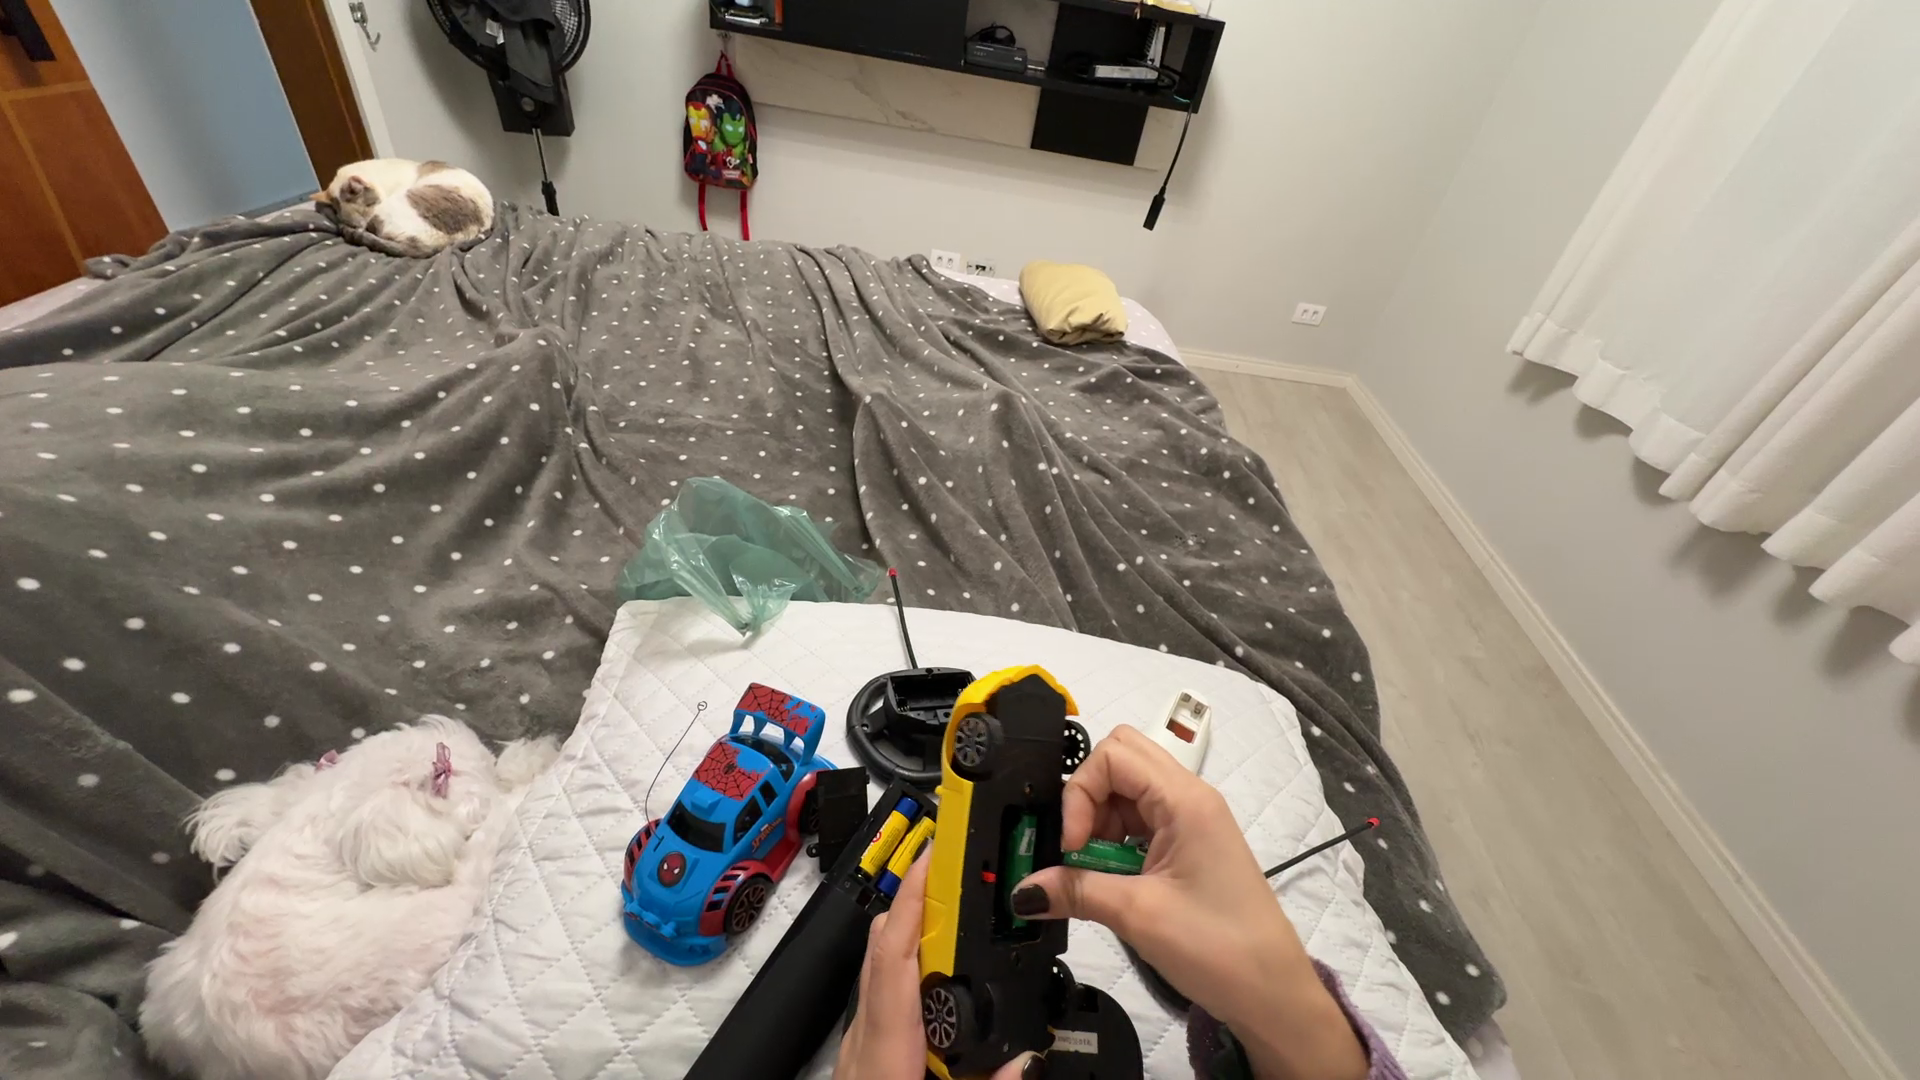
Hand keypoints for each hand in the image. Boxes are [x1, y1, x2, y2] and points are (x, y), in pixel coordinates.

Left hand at [835, 855, 1041, 1079]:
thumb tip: (1027, 1056)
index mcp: (883, 1052)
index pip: (893, 954)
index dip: (911, 897)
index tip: (934, 855)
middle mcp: (865, 1036)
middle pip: (885, 942)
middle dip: (921, 898)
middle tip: (963, 868)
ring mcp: (860, 1040)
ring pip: (882, 960)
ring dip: (918, 927)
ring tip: (962, 909)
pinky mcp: (865, 1048)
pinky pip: (884, 984)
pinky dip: (911, 958)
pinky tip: (943, 966)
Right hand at [1012, 726, 1366, 1079]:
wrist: (1275, 997)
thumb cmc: (1218, 948)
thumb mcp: (1138, 915)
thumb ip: (1074, 891)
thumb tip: (1022, 891)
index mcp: (1184, 799)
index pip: (1113, 754)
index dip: (1081, 792)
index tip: (1073, 845)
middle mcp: (1188, 796)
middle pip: (1120, 758)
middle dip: (1087, 795)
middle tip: (1078, 844)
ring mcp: (1189, 817)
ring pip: (1126, 788)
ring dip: (1098, 820)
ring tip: (1093, 869)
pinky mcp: (1186, 841)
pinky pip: (1137, 816)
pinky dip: (1114, 837)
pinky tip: (1111, 876)